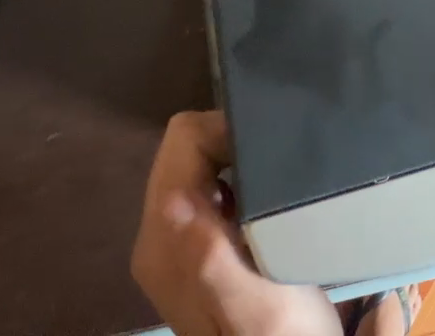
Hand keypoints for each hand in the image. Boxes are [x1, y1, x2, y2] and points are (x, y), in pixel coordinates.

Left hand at [132, 111, 341, 335]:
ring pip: (194, 167)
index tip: (270, 149)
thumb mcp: (261, 304)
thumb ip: (214, 256)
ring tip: (275, 180)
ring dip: (234, 161)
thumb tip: (181, 203)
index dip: (227, 128)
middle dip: (230, 142)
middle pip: (184, 149)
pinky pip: (205, 189)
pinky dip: (235, 181)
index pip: (182, 139)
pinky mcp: (190, 253)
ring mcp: (170, 246)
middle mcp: (156, 236)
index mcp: (166, 237)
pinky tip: (263, 204)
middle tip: (277, 164)